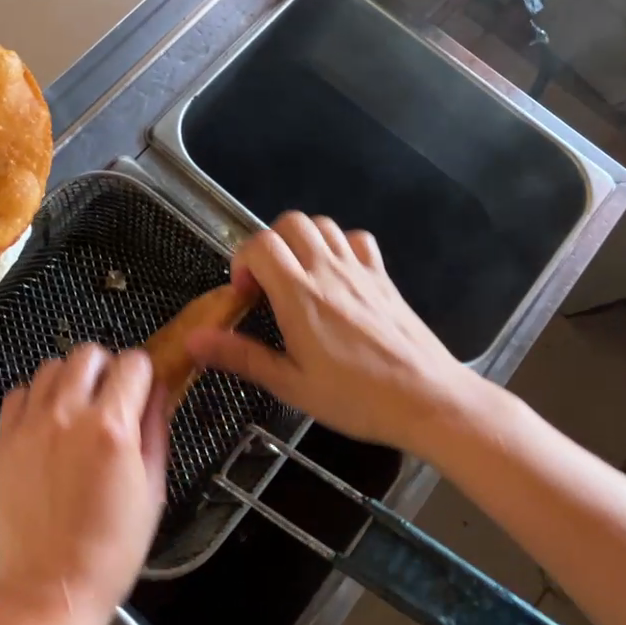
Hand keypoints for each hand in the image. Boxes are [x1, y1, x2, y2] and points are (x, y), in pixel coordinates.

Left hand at [0, 345, 169, 624]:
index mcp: (111, 427)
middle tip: (113, 398)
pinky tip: (48, 421)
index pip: (132, 363)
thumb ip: (155, 429)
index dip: (143, 373)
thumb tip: (158, 390)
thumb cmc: (112, 547)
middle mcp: (68, 413)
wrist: (53, 585)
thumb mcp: (152, 489)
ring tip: (78, 410)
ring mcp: (31, 423)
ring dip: (71, 378)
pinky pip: (19, 391)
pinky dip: (36, 397)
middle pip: (89, 353)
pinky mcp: (6, 437)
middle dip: (107, 367)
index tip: (143, 390)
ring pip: (52, 366)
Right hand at [186, 211, 496, 454]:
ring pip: (322, 225)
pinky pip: (357, 240)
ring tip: (297, 277)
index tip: (246, 295)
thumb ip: (241, 356)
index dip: (243, 261)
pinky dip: (339, 246)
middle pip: (289, 223)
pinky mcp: (384, 278)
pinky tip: (337, 276)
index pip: (260, 244)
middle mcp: (328, 271)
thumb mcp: (291, 385)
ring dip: (301, 241)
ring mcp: (360, 270)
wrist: (430, 401)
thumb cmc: (357, 399)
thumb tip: (194, 339)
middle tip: (267, 284)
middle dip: (269, 245)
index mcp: (300, 296)